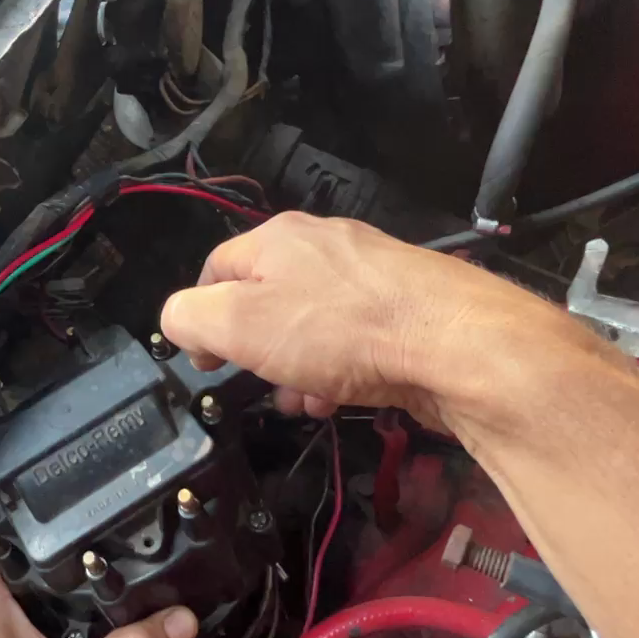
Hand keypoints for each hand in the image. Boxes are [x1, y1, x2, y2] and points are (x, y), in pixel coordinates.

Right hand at [158, 212, 613, 430]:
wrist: (460, 347)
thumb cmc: (339, 331)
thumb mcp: (238, 324)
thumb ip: (189, 318)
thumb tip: (178, 322)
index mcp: (276, 238)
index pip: (213, 270)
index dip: (199, 318)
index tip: (203, 363)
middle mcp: (323, 245)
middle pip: (264, 299)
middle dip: (252, 349)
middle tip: (255, 382)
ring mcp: (370, 273)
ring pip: (309, 323)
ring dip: (292, 364)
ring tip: (300, 399)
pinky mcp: (406, 305)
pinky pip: (351, 336)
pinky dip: (335, 368)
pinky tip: (340, 397)